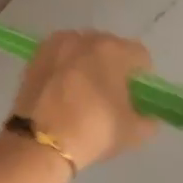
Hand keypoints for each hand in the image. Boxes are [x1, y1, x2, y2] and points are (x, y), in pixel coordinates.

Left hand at [9, 31, 157, 167]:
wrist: (39, 143)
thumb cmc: (93, 131)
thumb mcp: (133, 132)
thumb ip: (148, 119)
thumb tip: (146, 116)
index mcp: (113, 50)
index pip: (139, 55)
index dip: (141, 76)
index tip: (136, 96)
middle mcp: (83, 39)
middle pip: (108, 48)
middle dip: (112, 67)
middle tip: (109, 94)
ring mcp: (55, 46)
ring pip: (80, 51)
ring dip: (86, 64)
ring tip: (82, 92)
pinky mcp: (33, 59)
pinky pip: (58, 59)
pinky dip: (63, 70)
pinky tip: (61, 91)